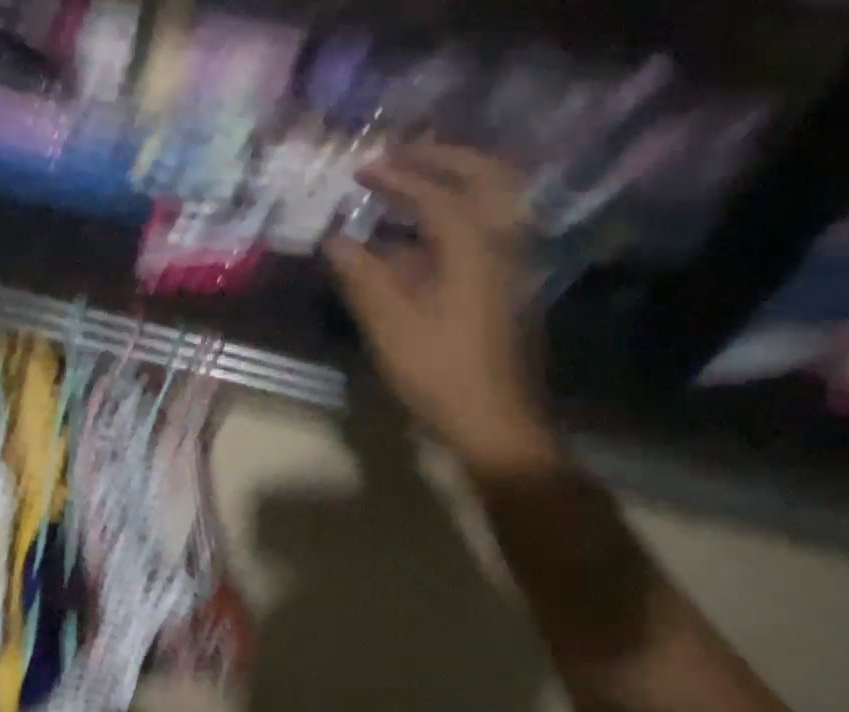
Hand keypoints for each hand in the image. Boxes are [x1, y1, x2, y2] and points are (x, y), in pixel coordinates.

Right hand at [324, 144, 559, 474]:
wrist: (494, 419)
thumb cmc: (439, 373)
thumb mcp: (391, 327)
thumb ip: (364, 277)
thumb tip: (336, 241)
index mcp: (473, 246)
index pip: (435, 193)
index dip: (396, 177)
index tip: (361, 168)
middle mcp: (502, 242)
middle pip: (483, 176)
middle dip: (440, 158)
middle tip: (400, 155)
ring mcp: (512, 263)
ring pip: (495, 199)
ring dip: (457, 179)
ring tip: (416, 181)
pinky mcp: (509, 285)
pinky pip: (490, 227)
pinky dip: (462, 211)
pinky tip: (428, 233)